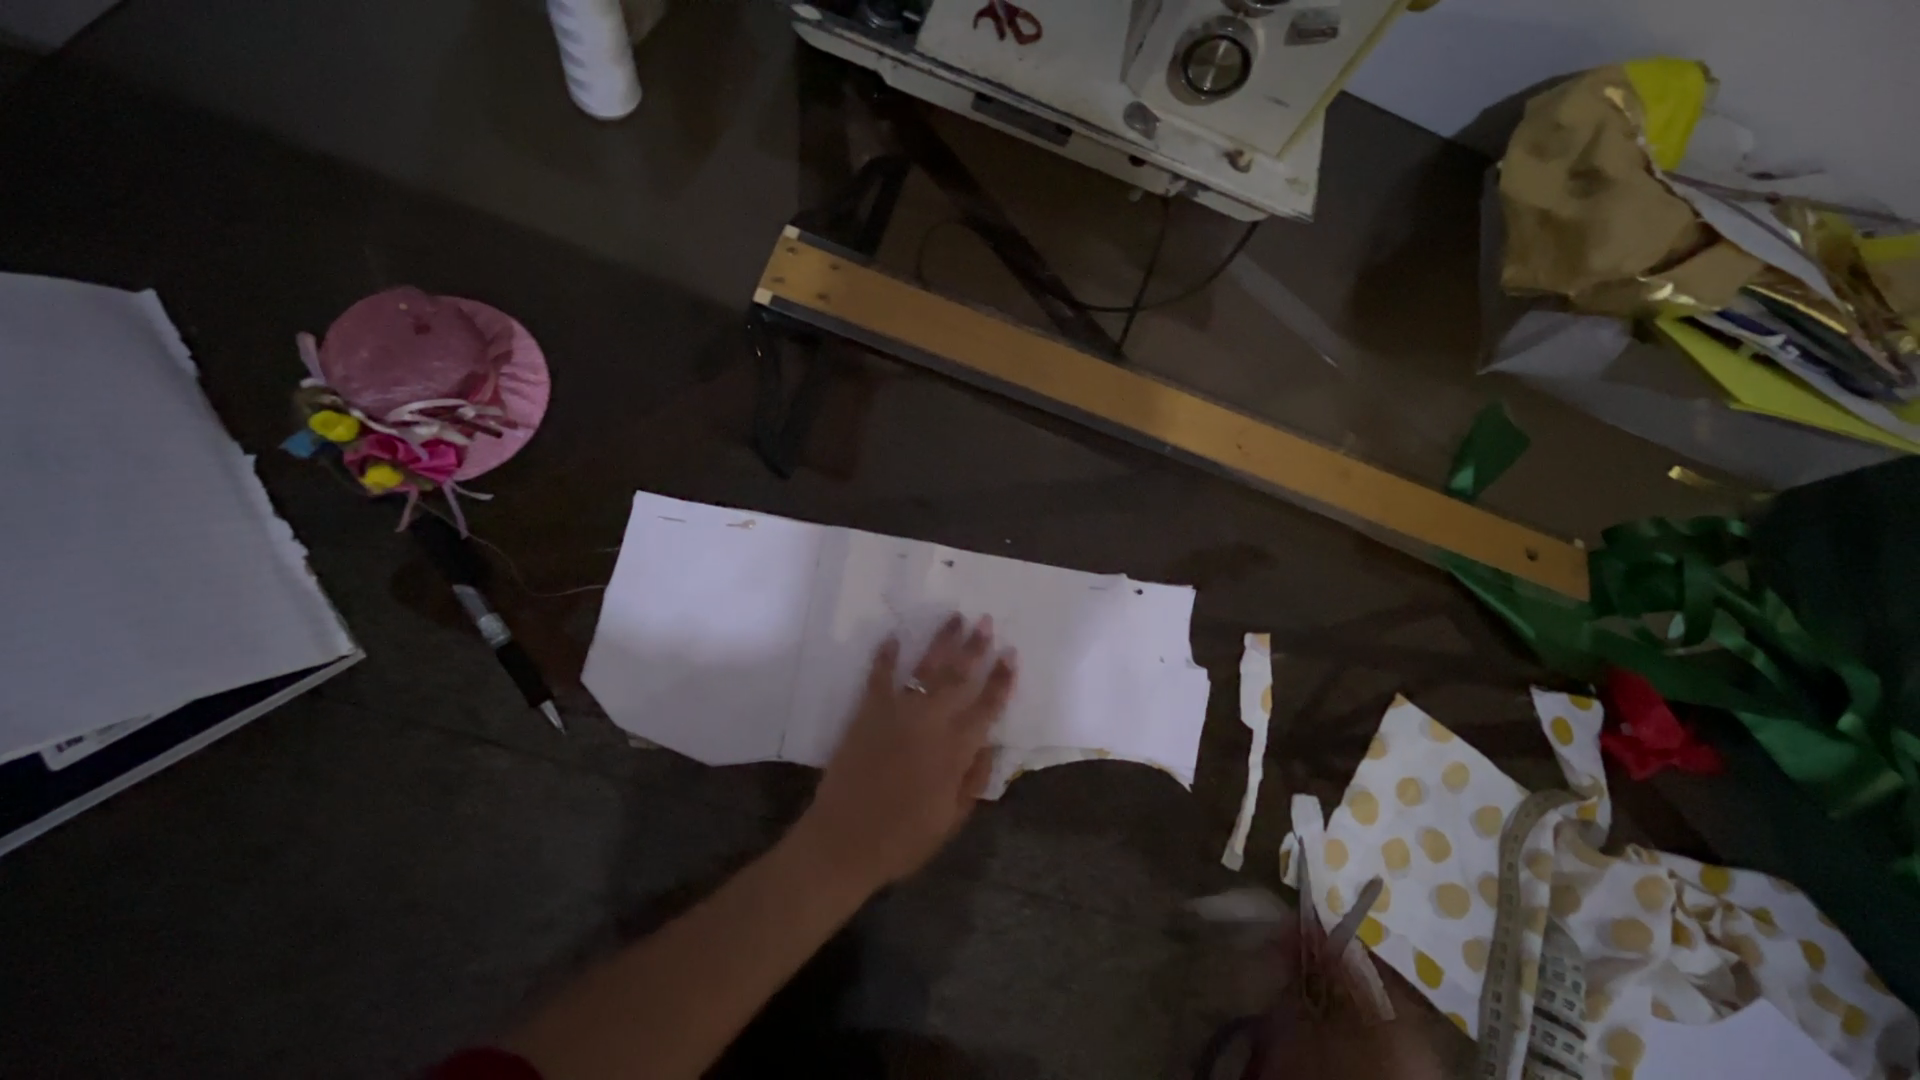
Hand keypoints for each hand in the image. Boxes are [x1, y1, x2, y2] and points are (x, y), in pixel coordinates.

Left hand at [791, 614, 1016, 891]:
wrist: (844, 841)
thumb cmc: (903, 839)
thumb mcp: (952, 819)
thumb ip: (974, 780)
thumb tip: (990, 745)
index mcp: (956, 750)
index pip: (987, 707)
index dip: (1002, 680)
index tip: (1012, 655)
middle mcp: (931, 723)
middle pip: (959, 677)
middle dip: (975, 648)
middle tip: (986, 621)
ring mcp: (896, 714)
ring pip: (925, 668)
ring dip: (941, 642)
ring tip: (954, 618)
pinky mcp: (866, 714)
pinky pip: (878, 677)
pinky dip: (885, 656)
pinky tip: (893, 638)